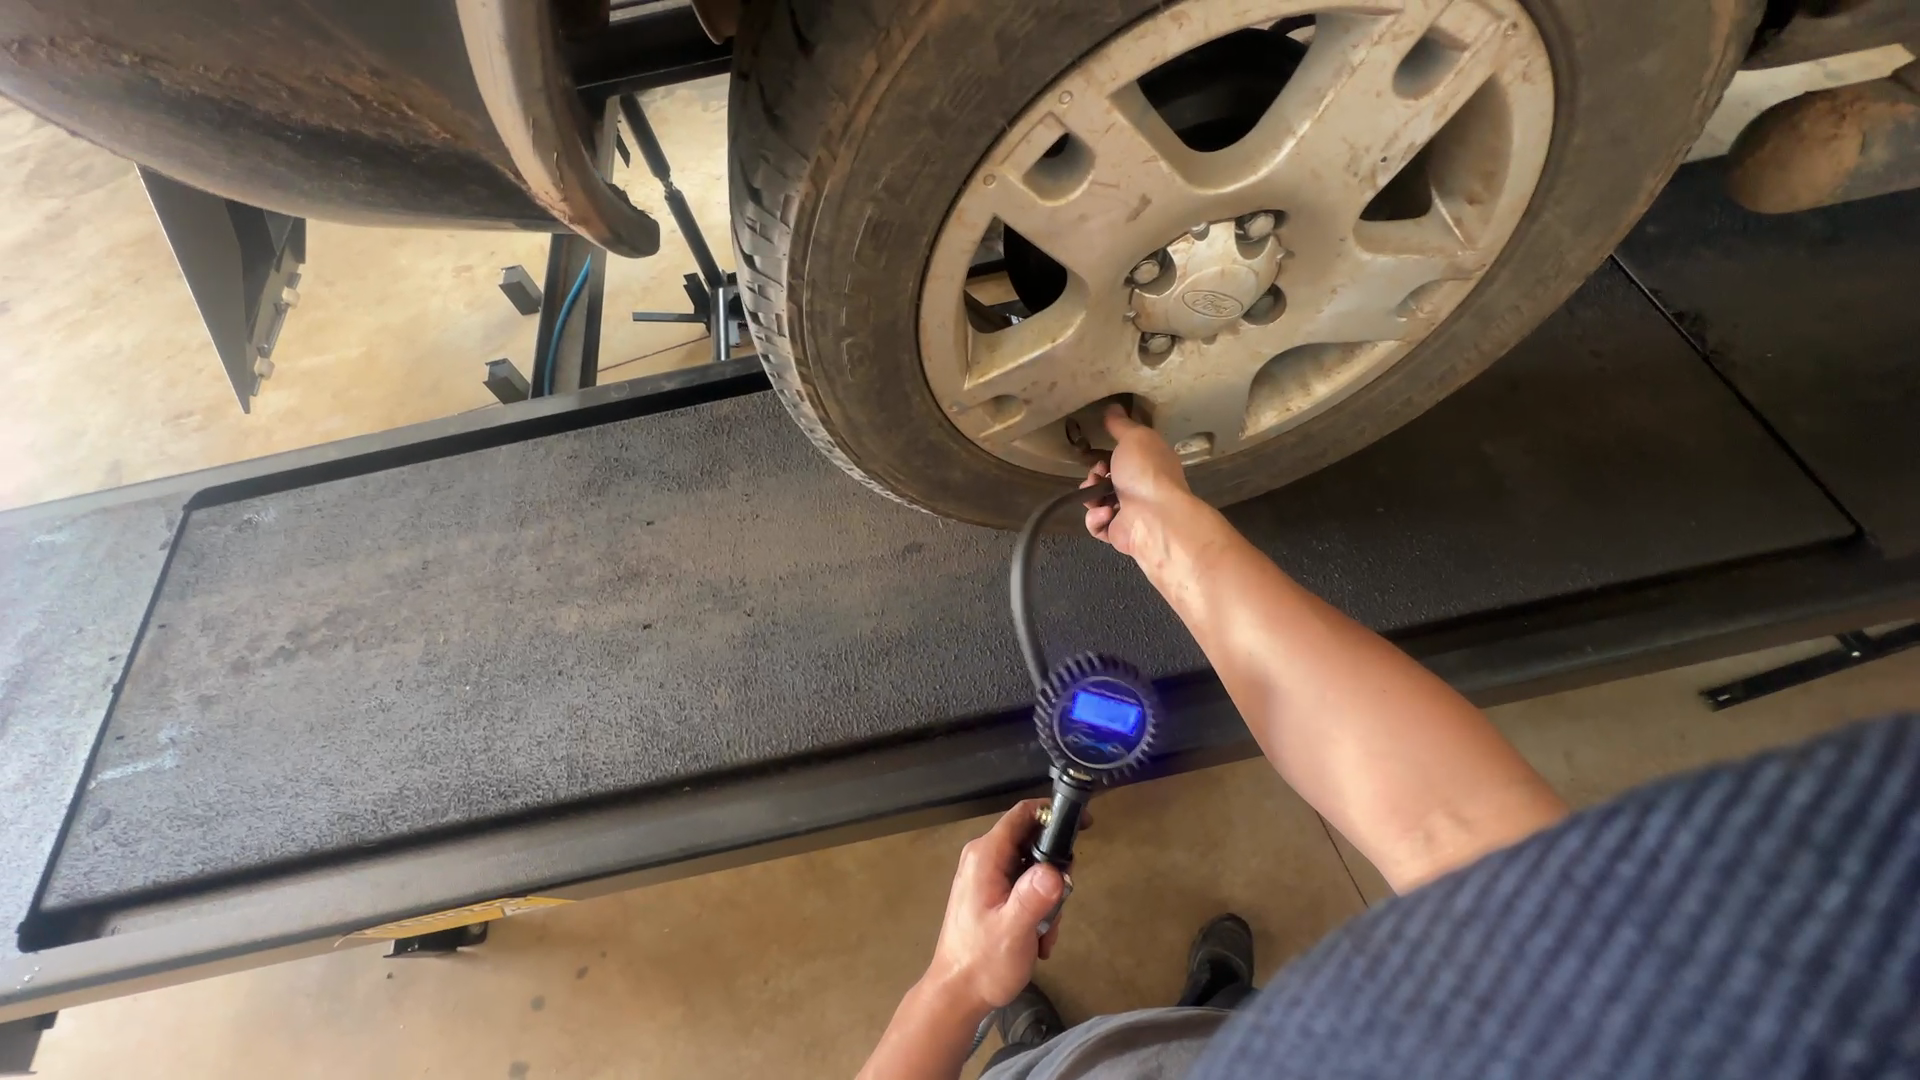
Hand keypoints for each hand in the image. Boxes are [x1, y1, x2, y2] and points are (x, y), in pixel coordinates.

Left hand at [924, 800, 1069, 1014]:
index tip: (1083, 824)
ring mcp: (986, 875)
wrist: (956, 996)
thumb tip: (1056, 869)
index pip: (1023, 814)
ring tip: (1043, 934)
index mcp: (986, 855)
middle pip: (1032, 842)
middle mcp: (984, 857)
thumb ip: (1034, 898)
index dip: (1053, 812)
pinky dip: (1036, 911)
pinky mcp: (991, 893)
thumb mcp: (1013, 931)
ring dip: (1046, 901)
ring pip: (1033, 869)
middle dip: (1053, 874)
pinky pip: (1024, 888)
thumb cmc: (982, 962)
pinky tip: (1036, 939)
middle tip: (1058, 906)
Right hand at [1083, 404, 1192, 557]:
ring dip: (1091, 497)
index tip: (1100, 453)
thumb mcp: (1134, 437)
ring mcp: (1130, 513)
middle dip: (1095, 475)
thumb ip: (1120, 424)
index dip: (1108, 454)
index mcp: (1149, 465)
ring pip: (1098, 502)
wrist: (1154, 517)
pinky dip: (1096, 519)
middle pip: (1106, 480)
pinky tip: (1106, 514)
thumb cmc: (1146, 472)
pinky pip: (1098, 525)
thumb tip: (1113, 406)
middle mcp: (1141, 488)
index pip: (1124, 458)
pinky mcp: (1119, 533)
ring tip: (1098, 496)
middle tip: (1098, 475)